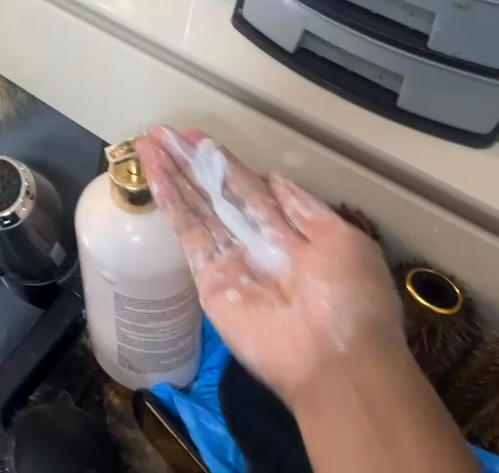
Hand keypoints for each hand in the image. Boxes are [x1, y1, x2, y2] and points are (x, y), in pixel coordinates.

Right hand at [134, 126, 403, 403]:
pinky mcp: (208, 278)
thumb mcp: (344, 242)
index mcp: (290, 232)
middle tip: (160, 133)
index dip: (221, 161)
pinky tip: (155, 178)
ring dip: (171, 175)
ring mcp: (229, 258)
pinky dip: (170, 205)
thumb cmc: (351, 301)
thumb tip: (275, 178)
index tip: (195, 137)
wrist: (337, 364)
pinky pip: (187, 234)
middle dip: (188, 162)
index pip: (247, 187)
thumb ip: (304, 208)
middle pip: (214, 193)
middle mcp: (255, 240)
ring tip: (147, 145)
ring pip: (195, 207)